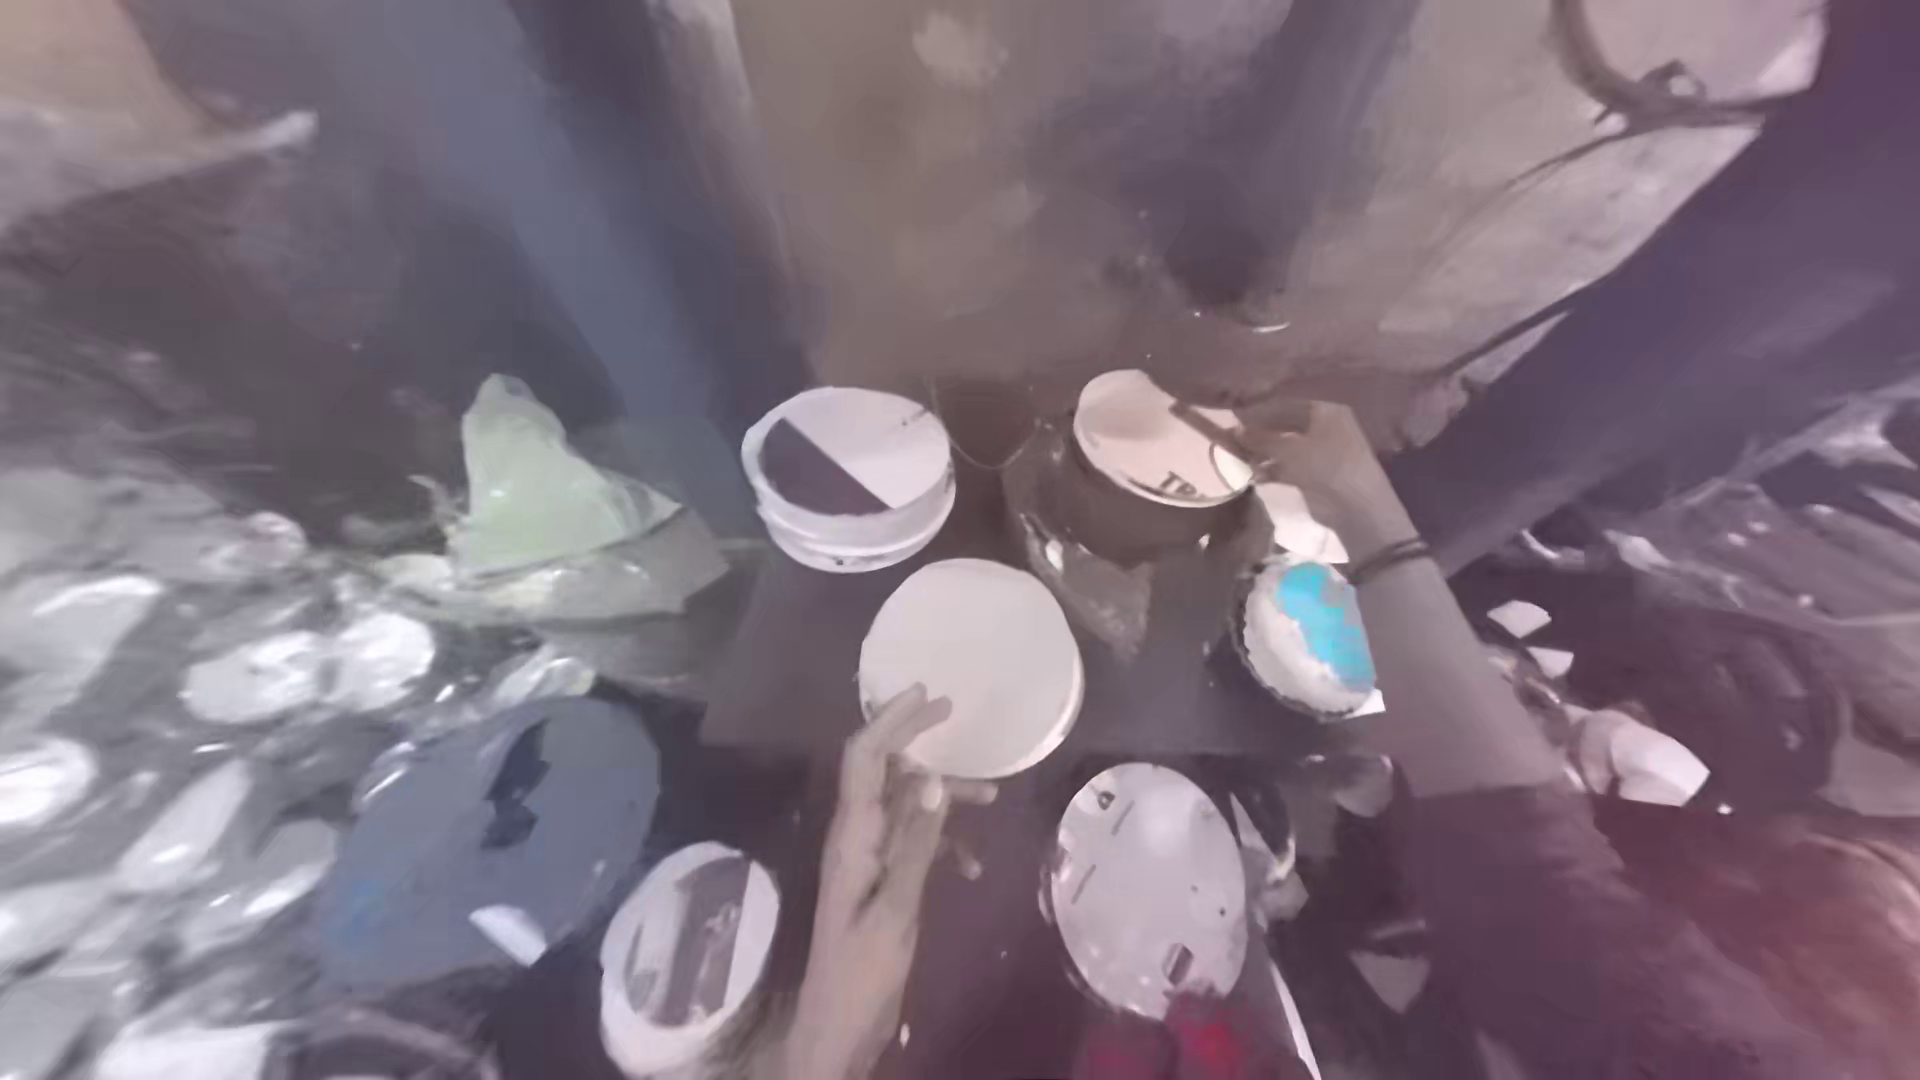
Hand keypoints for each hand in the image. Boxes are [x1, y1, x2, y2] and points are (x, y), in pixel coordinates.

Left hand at [780, 685, 994, 1079]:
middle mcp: (857, 830)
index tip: (924, 693)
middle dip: (913, 734)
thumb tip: (932, 780)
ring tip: (990, 796)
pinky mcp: (883, 871)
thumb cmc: (862, 973)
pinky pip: (915, 837)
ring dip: (943, 794)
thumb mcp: (896, 909)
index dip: (890, 719)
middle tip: (949, 710)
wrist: (836, 1030)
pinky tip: (973, 865)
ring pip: (906, 800)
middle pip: (882, 764)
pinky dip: (944, 840)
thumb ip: (916, 842)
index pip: (864, 756)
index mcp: (852, 832)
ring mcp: (870, 850)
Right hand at [1237, 399, 1416, 561]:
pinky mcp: (1316, 473)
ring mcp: (1321, 451)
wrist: (1354, 505)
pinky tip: (1254, 477)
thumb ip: (1260, 438)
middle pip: (1284, 427)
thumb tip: (1234, 429)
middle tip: (1233, 442)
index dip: (1259, 413)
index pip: (1286, 406)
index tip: (1235, 420)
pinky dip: (1272, 470)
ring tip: (1240, 461)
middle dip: (1258, 435)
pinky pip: (1288, 466)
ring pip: (1284, 448)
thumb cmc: (1324, 465)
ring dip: (1262, 454)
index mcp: (1325, 412)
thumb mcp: (1288, 448)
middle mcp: (1325, 427)